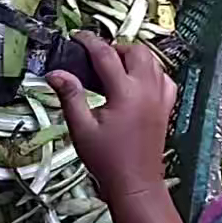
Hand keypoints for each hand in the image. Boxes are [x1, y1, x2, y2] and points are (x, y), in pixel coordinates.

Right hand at [47, 32, 177, 206]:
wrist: (135, 184)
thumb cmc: (106, 159)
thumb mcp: (81, 128)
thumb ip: (70, 96)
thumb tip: (55, 73)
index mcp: (125, 93)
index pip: (106, 55)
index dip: (89, 42)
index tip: (76, 37)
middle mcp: (147, 90)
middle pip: (135, 51)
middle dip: (115, 47)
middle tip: (95, 57)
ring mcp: (160, 98)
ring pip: (153, 61)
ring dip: (133, 57)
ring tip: (113, 66)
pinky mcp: (166, 108)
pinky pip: (164, 78)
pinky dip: (151, 72)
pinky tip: (137, 81)